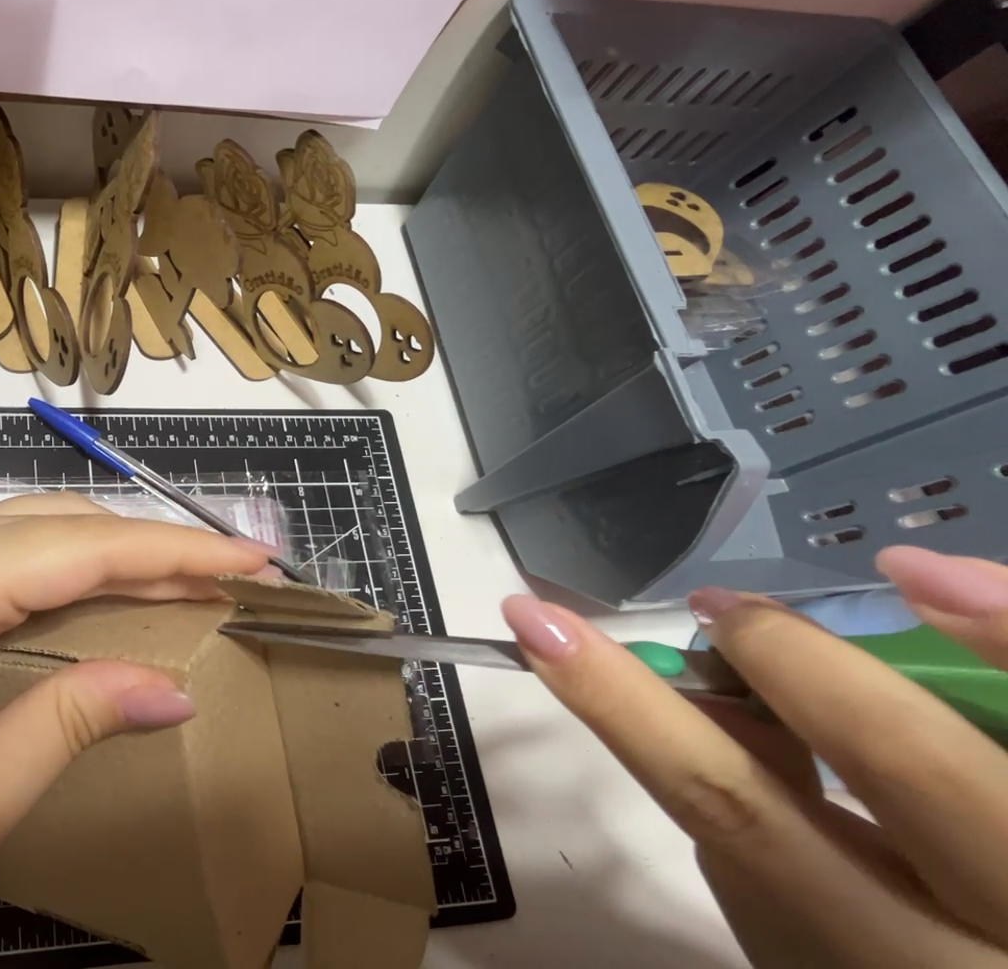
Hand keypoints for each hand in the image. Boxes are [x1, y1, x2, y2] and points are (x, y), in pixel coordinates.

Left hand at [0, 495, 268, 968]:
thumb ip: (77, 718)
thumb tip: (175, 688)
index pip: (87, 548)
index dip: (178, 551)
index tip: (254, 559)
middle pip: (71, 525)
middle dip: (160, 547)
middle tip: (239, 574)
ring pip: (46, 525)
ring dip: (122, 549)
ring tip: (195, 578)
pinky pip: (16, 541)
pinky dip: (77, 559)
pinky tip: (116, 583)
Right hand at [501, 548, 1007, 967]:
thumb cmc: (884, 962)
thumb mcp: (803, 940)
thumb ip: (757, 837)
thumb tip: (714, 699)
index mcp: (880, 956)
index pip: (731, 806)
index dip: (627, 703)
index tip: (542, 621)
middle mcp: (1002, 928)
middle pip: (891, 755)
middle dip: (788, 657)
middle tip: (723, 613)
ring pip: (1007, 738)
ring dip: (979, 627)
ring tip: (906, 573)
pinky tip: (952, 585)